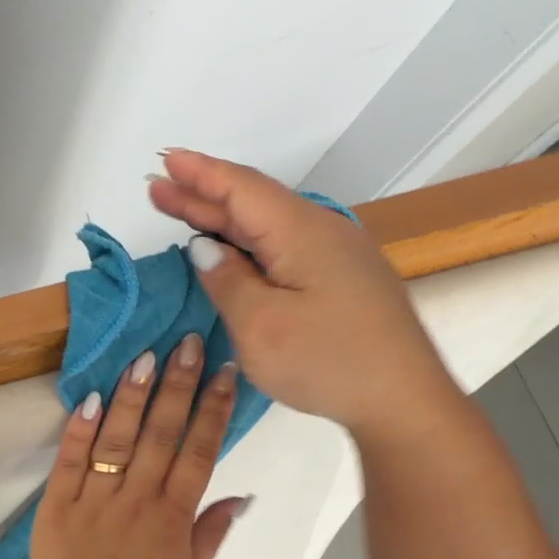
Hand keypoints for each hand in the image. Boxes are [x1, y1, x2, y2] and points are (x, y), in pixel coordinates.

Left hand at [21, 334, 247, 558]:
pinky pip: (70, 460)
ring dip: (132, 397)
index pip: (199, 452)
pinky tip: (93, 397)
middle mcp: (137, 499)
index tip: (224, 372)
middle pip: (161, 434)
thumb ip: (211, 534)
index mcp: (173, 516)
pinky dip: (80, 429)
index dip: (213, 410)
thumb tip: (239, 495)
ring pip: (118, 440)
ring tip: (145, 357)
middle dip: (177, 386)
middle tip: (187, 343)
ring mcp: (95, 498)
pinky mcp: (57, 501)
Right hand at [147, 149, 463, 438]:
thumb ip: (227, 281)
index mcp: (301, 234)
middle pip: (254, 204)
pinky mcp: (338, 280)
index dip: (201, 175)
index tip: (164, 160)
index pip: (242, 190)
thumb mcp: (261, 325)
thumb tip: (204, 248)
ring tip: (181, 212)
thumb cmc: (327, 361)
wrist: (400, 398)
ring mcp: (334, 256)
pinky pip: (281, 248)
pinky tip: (228, 251)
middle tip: (158, 187)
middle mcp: (321, 233)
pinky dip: (245, 243)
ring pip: (268, 226)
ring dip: (222, 219)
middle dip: (203, 194)